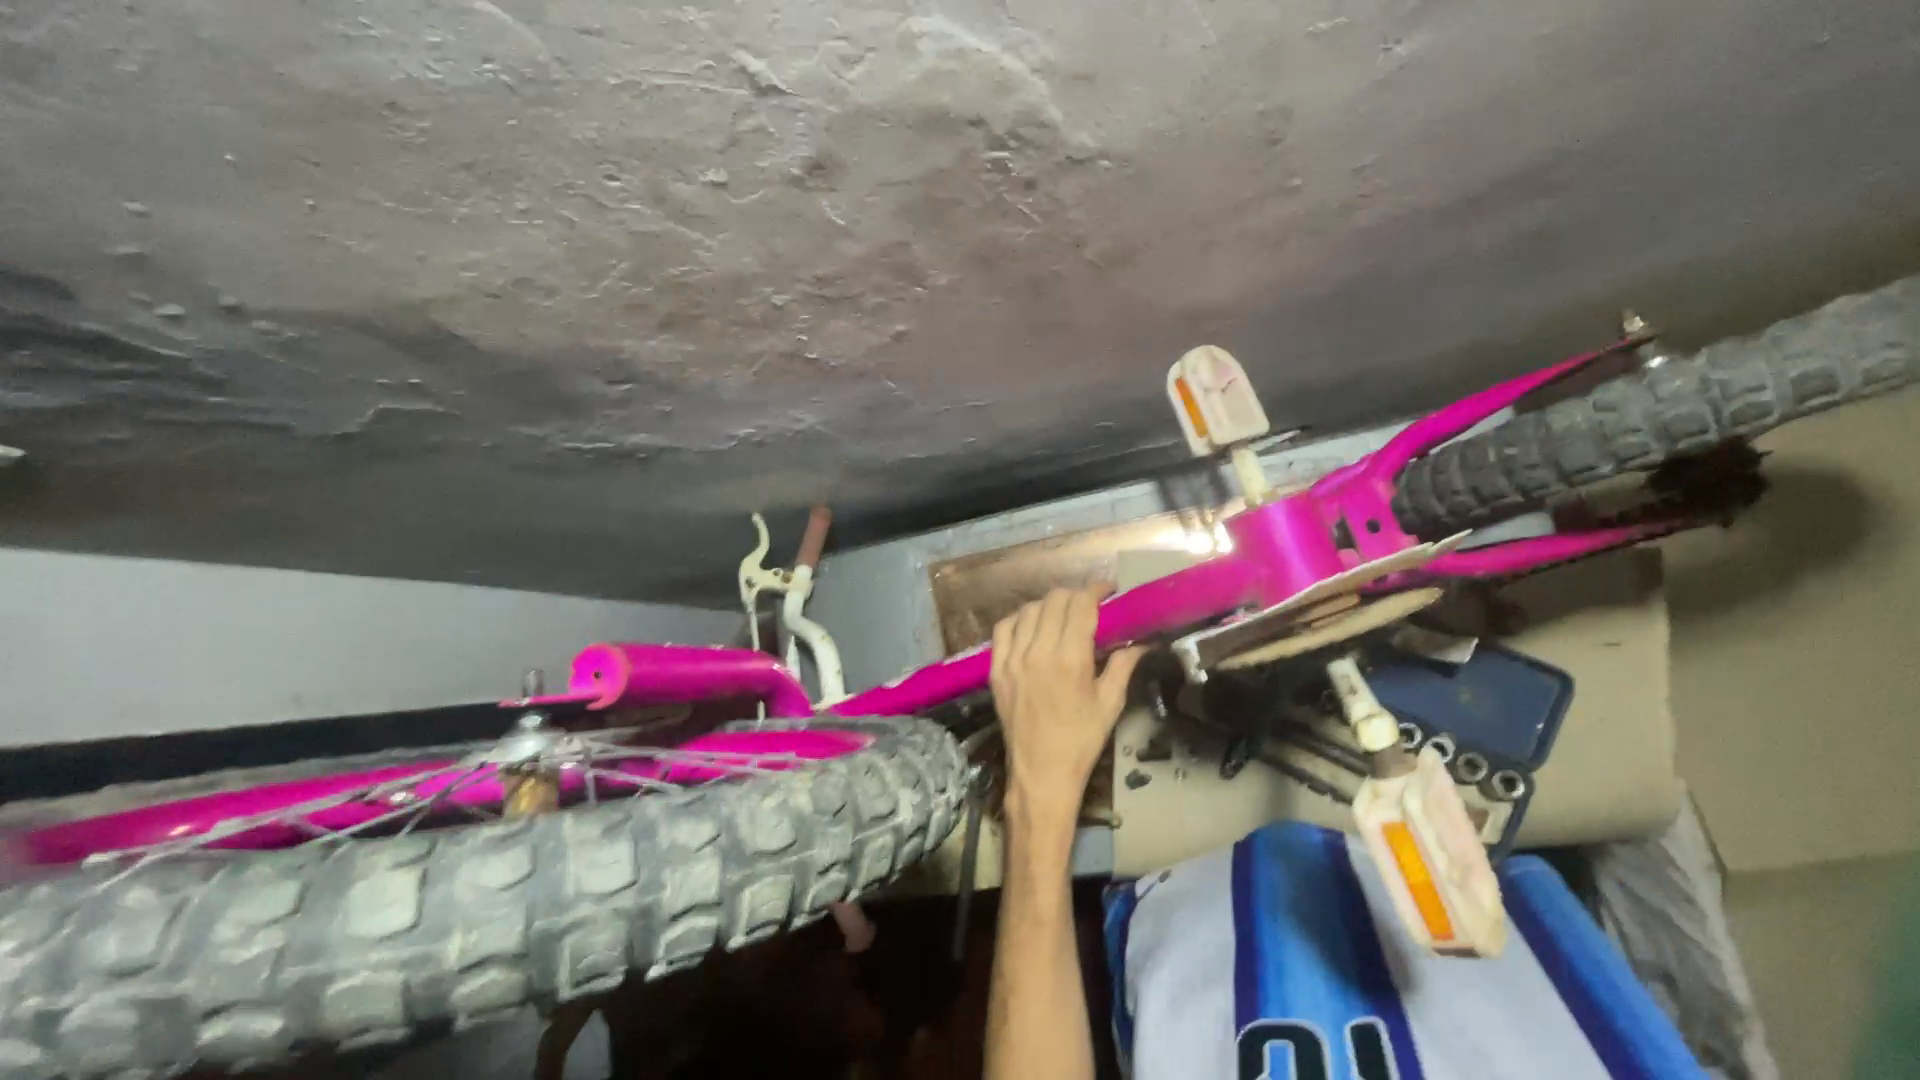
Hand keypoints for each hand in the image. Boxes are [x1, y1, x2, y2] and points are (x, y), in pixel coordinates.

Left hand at [990, 585, 1146, 828]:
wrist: (1041, 772)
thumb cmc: (1081, 740)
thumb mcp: (1110, 703)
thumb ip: (1123, 665)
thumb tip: (1143, 640)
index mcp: (1070, 658)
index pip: (1080, 604)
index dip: (1096, 590)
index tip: (1108, 591)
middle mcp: (1038, 652)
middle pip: (1054, 601)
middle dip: (1075, 595)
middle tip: (1089, 605)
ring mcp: (1012, 659)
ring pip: (1028, 610)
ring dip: (1048, 605)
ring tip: (1062, 614)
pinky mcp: (996, 669)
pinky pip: (1003, 629)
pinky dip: (1019, 618)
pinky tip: (1031, 624)